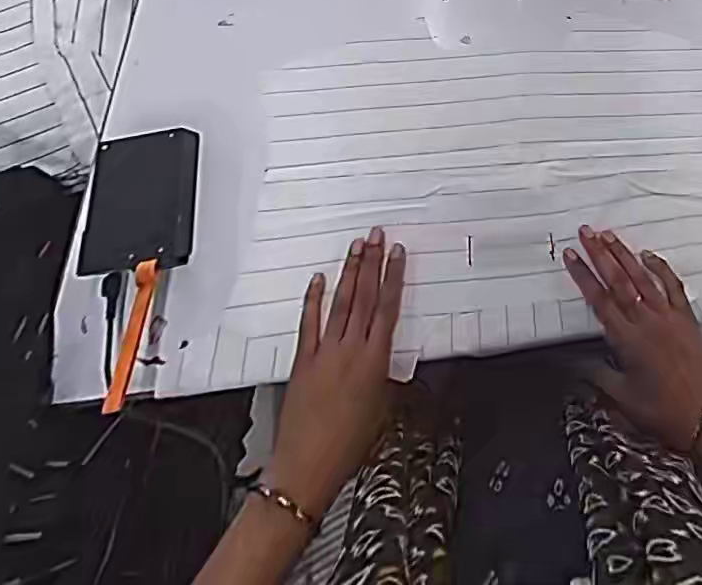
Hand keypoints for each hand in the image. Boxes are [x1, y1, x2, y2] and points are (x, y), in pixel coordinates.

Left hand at [268, 226, 406, 518]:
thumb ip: (384, 375)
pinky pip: (309, 322)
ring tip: (355, 247)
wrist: (308, 466)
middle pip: (364, 296)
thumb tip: (386, 357)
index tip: (397, 253)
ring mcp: (325, 351)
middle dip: (372, 262)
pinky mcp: (304, 359)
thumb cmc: (349, 444)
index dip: (393, 276)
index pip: (387, 307)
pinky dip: (314, 299)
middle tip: (376, 236)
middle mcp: (351, 349)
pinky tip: (318, 280)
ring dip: (349, 272)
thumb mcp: (381, 408)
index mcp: (375, 360)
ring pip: (341, 302)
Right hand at [563, 224, 701, 451]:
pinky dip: (660, 268)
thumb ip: (598, 376)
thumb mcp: (623, 400)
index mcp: (627, 340)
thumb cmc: (665, 414)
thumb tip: (575, 362)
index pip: (599, 299)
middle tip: (586, 232)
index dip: (583, 275)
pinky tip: (648, 255)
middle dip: (599, 253)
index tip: (571, 256)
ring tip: (608, 235)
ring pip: (641, 277)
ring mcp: (668, 317)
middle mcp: (646, 322)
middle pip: (618, 280)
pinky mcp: (686, 319)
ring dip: (623, 254)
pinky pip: (673, 286)